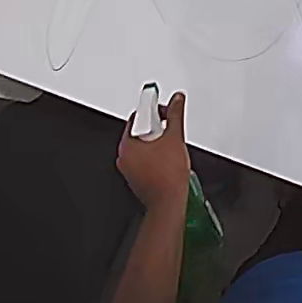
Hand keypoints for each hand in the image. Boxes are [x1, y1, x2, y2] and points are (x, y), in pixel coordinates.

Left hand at [118, 91, 189, 209]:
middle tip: (171, 132)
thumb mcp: (175, 137)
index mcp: (127, 144)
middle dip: (158, 129)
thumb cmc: (167, 176)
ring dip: (158, 144)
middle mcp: (124, 156)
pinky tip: (169, 161)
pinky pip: (145, 161)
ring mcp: (129, 169)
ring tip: (172, 148)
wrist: (168, 202)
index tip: (165, 111)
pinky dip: (156, 157)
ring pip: (143, 147)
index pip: (137, 117)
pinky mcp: (136, 178)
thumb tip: (177, 100)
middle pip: (141, 132)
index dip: (154, 112)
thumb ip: (175, 114)